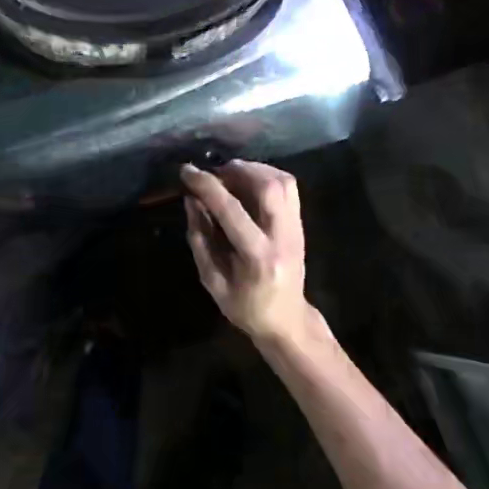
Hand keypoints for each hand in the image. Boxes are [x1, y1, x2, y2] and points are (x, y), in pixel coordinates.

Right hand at [182, 161, 310, 346]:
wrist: (286, 319)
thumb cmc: (245, 306)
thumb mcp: (213, 281)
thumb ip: (200, 239)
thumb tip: (191, 200)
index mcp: (257, 257)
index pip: (231, 210)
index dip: (207, 186)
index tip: (187, 172)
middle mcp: (282, 236)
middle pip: (267, 187)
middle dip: (236, 171)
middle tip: (214, 173)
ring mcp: (296, 227)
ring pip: (282, 181)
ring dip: (253, 169)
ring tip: (230, 174)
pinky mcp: (301, 222)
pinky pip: (289, 186)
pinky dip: (267, 174)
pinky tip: (249, 180)